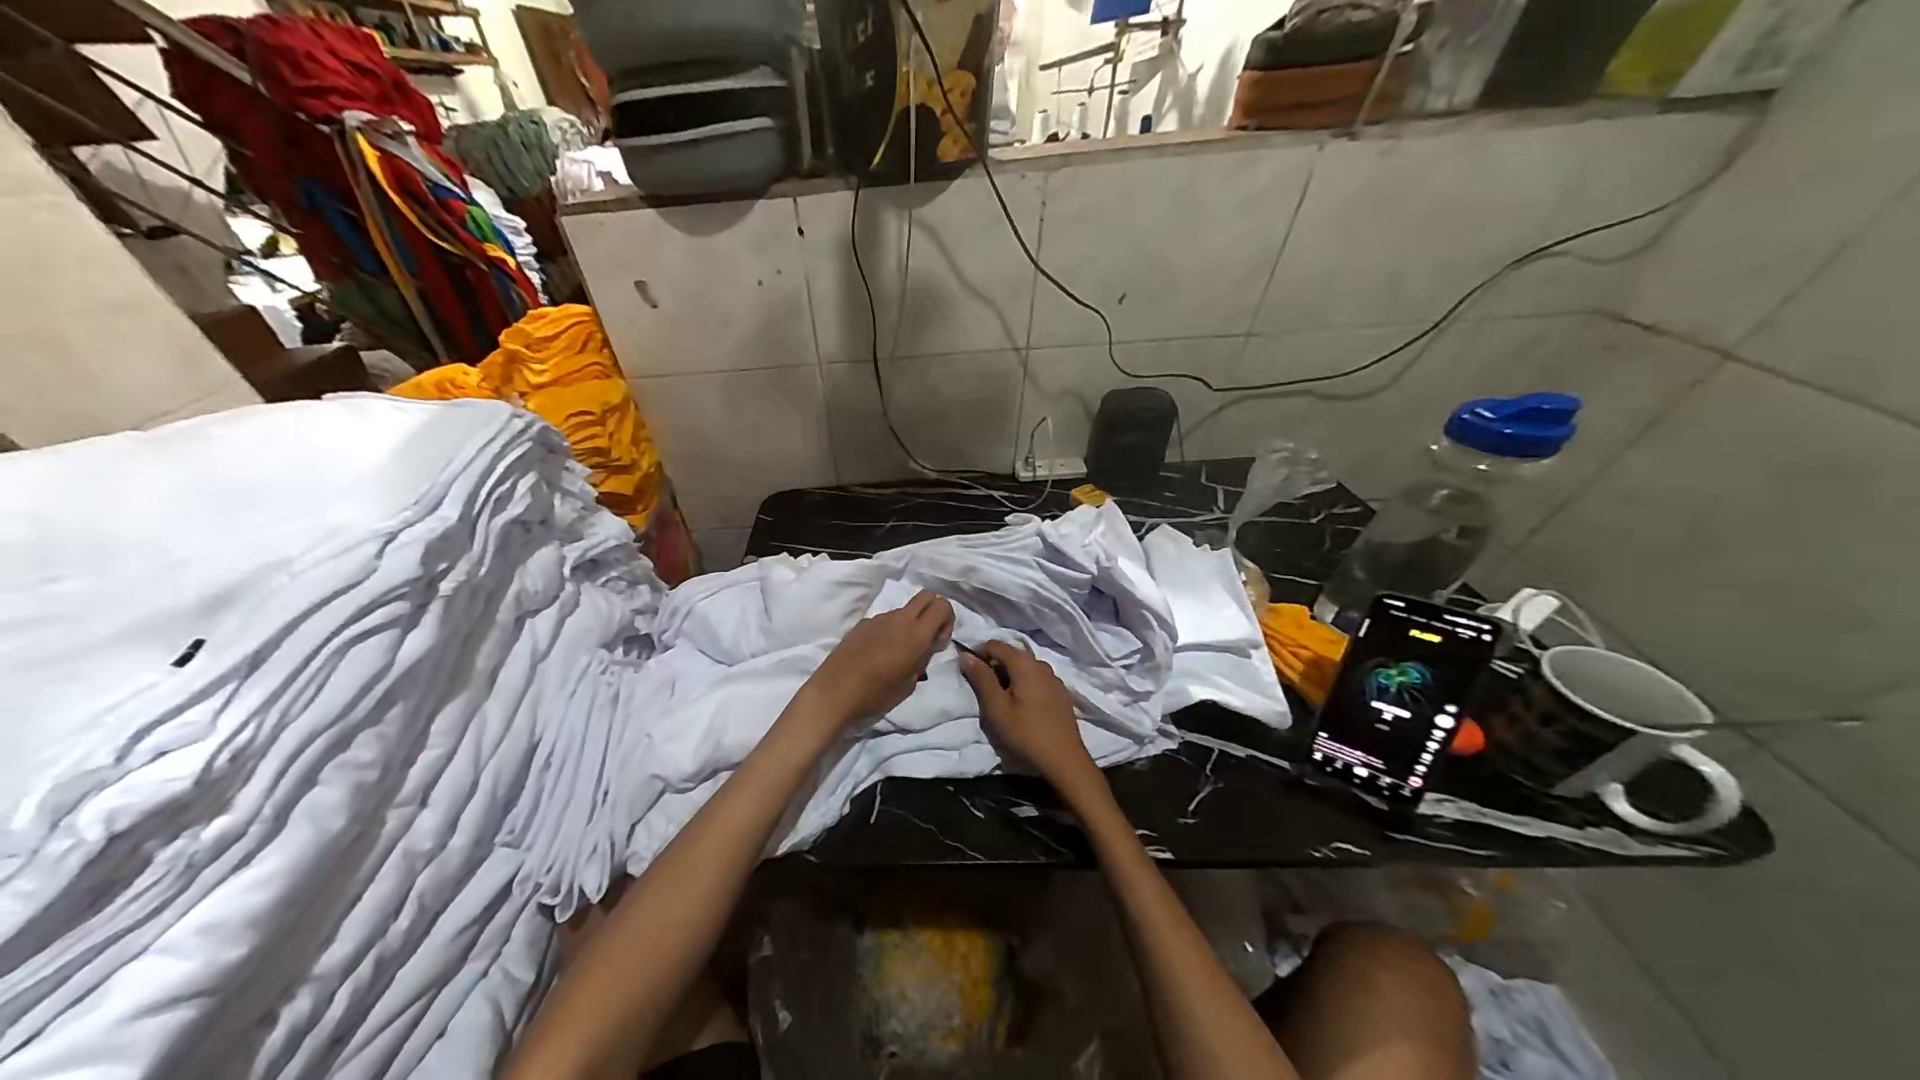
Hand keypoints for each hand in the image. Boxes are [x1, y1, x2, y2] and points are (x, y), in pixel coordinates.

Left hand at [803, 590, 953, 728]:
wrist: (834, 693)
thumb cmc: (876, 694)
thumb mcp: (910, 683)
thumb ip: (923, 658)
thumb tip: (926, 646)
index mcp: (916, 633)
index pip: (942, 604)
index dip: (947, 620)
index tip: (937, 642)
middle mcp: (899, 618)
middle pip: (926, 595)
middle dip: (933, 611)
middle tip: (926, 639)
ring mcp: (878, 618)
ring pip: (904, 609)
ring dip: (910, 623)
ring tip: (898, 652)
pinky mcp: (862, 624)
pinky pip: (885, 620)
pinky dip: (891, 629)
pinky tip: (878, 653)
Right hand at [958, 641, 1097, 788]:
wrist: (1064, 759)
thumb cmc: (1025, 733)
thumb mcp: (996, 707)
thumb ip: (981, 678)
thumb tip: (965, 655)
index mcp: (1025, 664)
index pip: (996, 645)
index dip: (978, 652)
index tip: (968, 670)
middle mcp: (1042, 665)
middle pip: (1012, 654)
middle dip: (994, 665)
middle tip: (982, 687)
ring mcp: (1054, 679)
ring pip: (1025, 667)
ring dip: (1009, 675)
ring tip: (999, 697)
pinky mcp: (1061, 693)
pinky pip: (1037, 679)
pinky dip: (1023, 683)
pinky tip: (1020, 704)